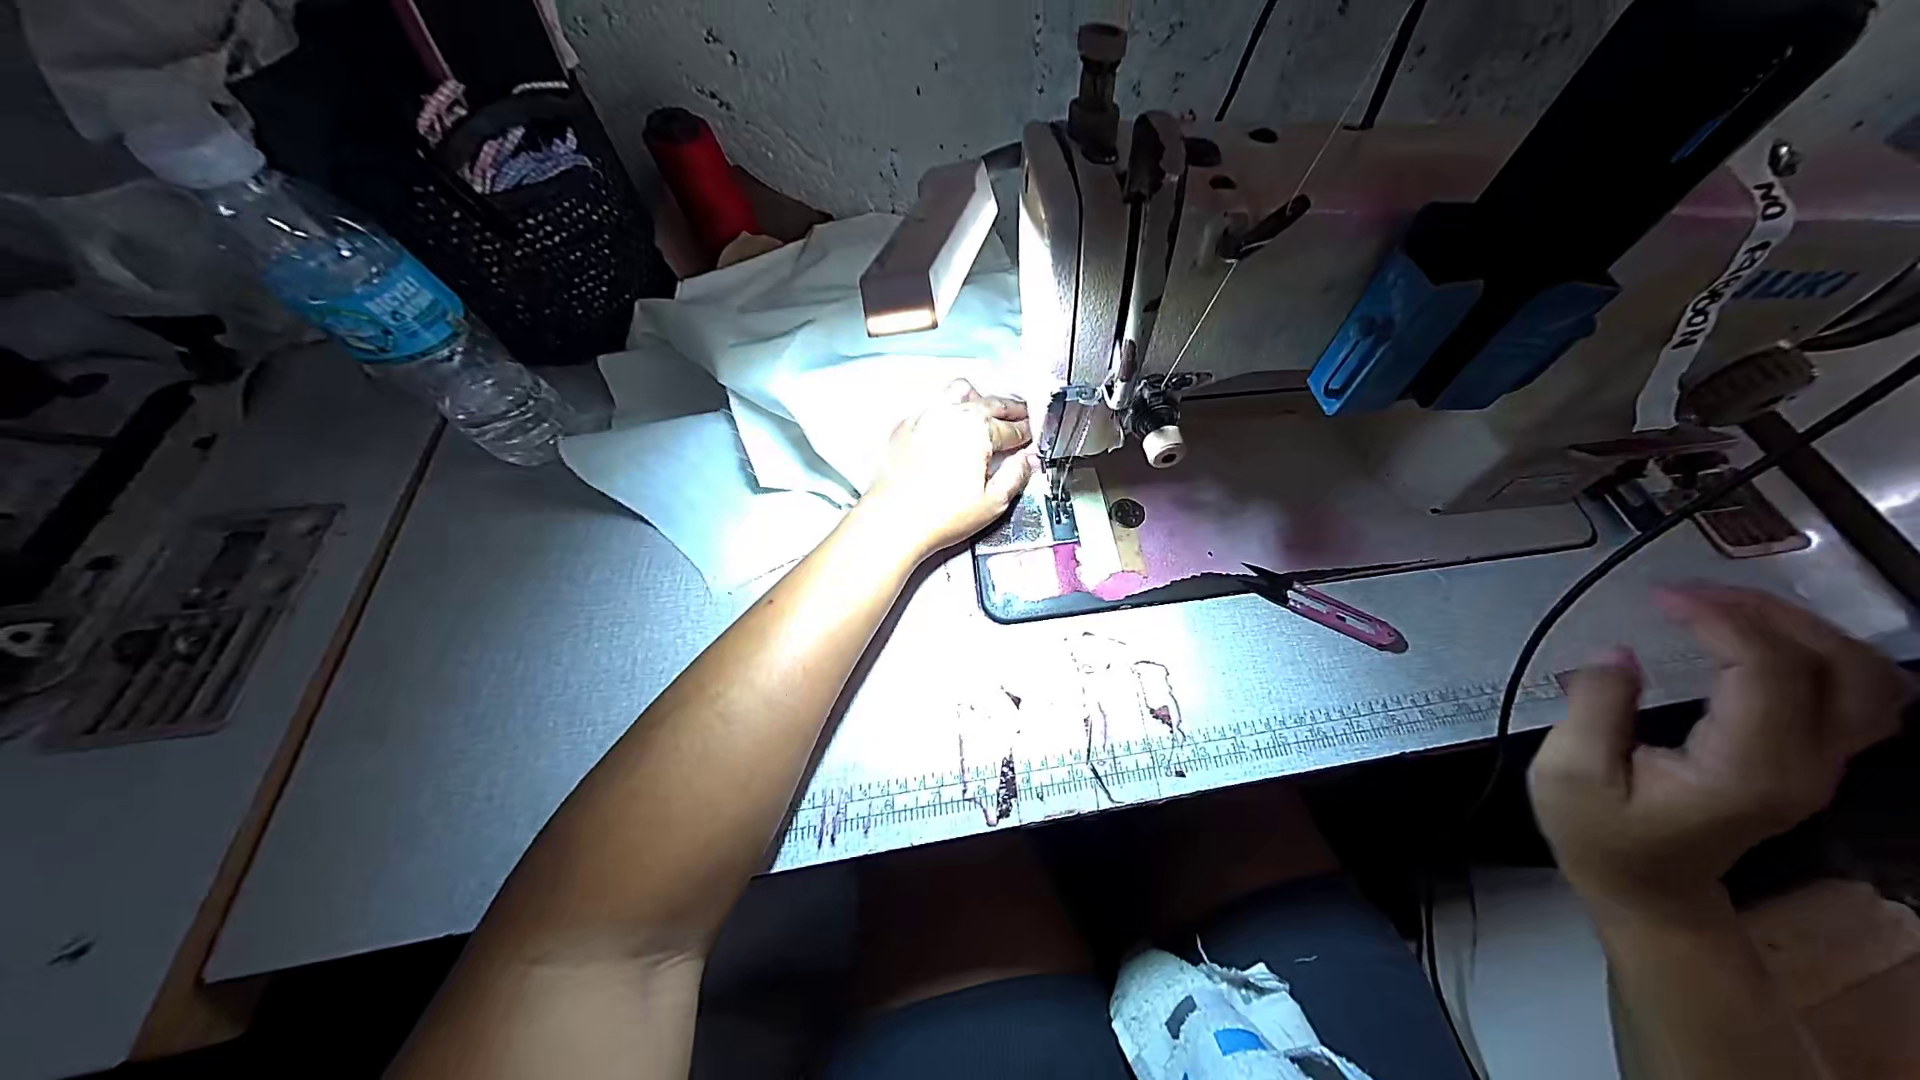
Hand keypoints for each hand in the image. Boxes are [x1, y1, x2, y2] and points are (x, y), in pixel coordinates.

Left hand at [853, 379, 1035, 559]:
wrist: (891, 522)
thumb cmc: (936, 516)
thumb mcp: (992, 502)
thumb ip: (1016, 475)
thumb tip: (1028, 461)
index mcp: (978, 429)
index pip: (1012, 427)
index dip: (1027, 433)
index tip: (1032, 437)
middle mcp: (951, 415)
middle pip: (990, 404)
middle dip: (1010, 410)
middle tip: (1021, 417)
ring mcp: (926, 417)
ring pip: (959, 393)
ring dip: (979, 400)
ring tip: (988, 413)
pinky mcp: (906, 427)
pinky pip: (933, 406)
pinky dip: (948, 409)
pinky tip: (952, 425)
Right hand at [1529, 585, 1910, 919]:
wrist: (1648, 889)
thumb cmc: (1599, 834)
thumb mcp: (1570, 772)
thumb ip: (1595, 708)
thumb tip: (1618, 652)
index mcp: (1747, 769)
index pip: (1770, 673)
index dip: (1722, 622)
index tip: (1660, 597)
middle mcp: (1807, 766)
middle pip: (1844, 669)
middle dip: (1774, 616)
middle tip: (1697, 592)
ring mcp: (1821, 767)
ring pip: (1868, 679)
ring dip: (1806, 630)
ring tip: (1728, 605)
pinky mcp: (1812, 761)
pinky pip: (1855, 695)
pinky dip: (1817, 653)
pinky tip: (1759, 637)